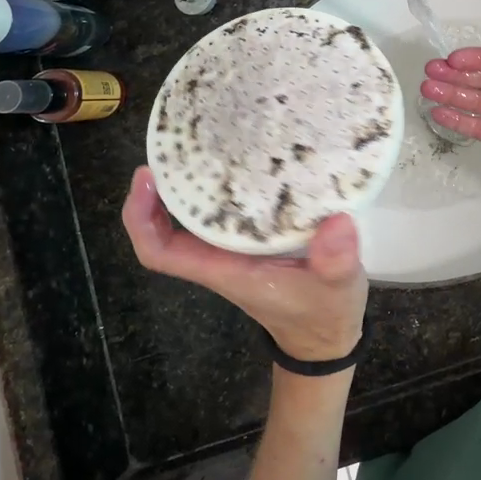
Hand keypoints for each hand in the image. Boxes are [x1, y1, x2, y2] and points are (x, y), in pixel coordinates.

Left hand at [121, 166, 366, 362]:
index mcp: (225, 270)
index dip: (143, 218)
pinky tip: (242, 158)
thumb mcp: (336, 288)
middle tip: (175, 144)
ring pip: (195, 217)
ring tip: (204, 141)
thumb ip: (336, 261)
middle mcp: (221, 258)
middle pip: (169, 227)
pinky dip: (224, 187)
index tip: (147, 177)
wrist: (329, 338)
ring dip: (191, 184)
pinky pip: (224, 212)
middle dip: (164, 188)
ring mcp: (236, 250)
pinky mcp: (255, 241)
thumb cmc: (324, 316)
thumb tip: (337, 223)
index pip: (161, 251)